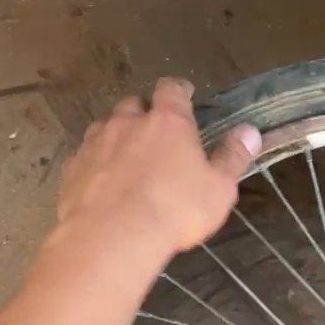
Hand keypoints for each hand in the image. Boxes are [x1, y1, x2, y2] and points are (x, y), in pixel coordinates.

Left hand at [55, 77, 259, 252]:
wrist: (114, 235)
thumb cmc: (177, 209)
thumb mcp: (219, 188)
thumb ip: (232, 157)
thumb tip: (251, 131)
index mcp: (168, 122)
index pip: (172, 90)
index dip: (180, 89)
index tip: (186, 93)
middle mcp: (128, 122)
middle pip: (134, 105)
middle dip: (146, 114)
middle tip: (158, 133)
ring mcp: (96, 142)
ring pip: (106, 127)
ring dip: (119, 136)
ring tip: (130, 159)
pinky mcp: (73, 167)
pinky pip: (86, 156)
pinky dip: (98, 162)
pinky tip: (106, 182)